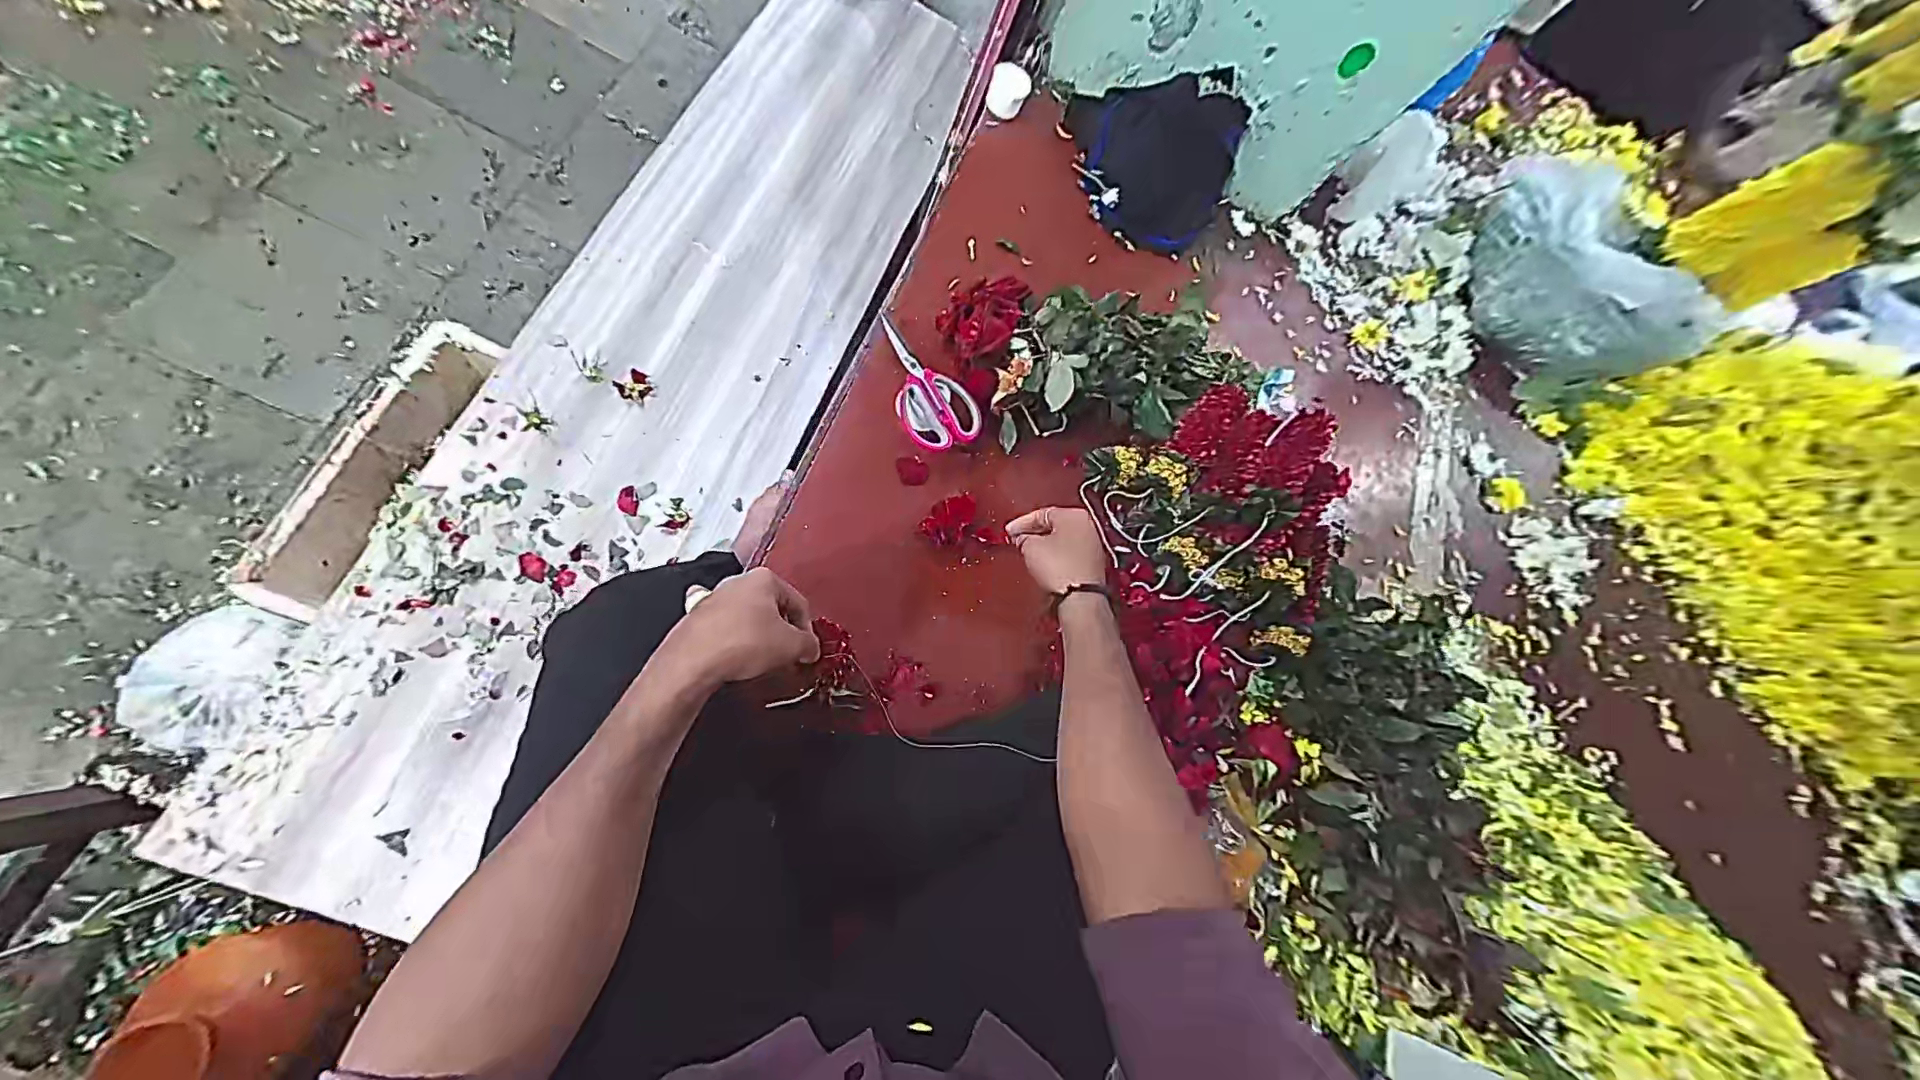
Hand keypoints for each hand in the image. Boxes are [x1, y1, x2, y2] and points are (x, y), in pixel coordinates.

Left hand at [649, 568, 820, 695]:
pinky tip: (735, 657)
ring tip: (762, 661)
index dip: (807, 631)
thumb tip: (810, 649)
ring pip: (749, 618)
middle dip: (783, 633)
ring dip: (760, 637)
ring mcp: (715, 597)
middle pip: (773, 609)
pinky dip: (735, 641)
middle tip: (787, 656)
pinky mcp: (697, 617)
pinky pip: (726, 628)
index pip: (799, 604)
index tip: (807, 650)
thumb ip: (809, 645)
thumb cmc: (743, 644)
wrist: (691, 662)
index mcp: (764, 578)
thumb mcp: (791, 646)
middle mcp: (738, 581)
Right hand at [1005, 507, 1109, 594]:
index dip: (1022, 523)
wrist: (1080, 596)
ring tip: (1031, 553)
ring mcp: (1093, 543)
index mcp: (1073, 515)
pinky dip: (1058, 555)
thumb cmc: (1060, 568)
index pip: (1041, 513)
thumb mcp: (1030, 547)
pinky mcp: (1094, 562)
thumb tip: (1023, 539)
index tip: (1010, 531)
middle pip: (1055, 524)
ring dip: (1047, 544)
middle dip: (1035, 532)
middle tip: (1018, 540)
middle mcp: (1087, 525)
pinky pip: (1071, 552)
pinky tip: (1048, 564)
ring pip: (1064, 538)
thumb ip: (1023, 537)